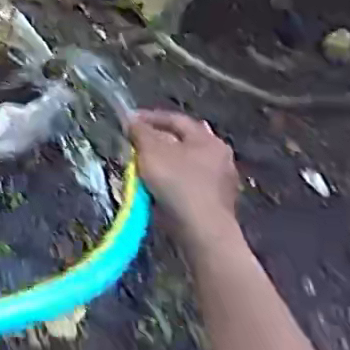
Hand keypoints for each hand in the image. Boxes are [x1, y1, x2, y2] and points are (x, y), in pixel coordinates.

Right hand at [129, 110, 240, 244]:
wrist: (203, 233)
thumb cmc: (177, 183)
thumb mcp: (150, 151)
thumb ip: (139, 131)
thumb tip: (131, 120)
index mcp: (207, 139)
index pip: (175, 119)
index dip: (149, 117)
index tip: (128, 120)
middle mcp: (220, 157)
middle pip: (183, 141)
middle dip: (158, 140)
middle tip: (136, 142)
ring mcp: (221, 182)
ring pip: (186, 163)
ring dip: (164, 162)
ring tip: (143, 165)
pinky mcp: (217, 204)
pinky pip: (189, 183)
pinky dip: (172, 181)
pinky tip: (157, 187)